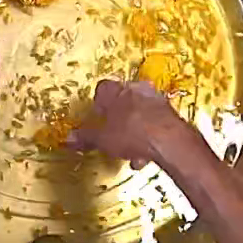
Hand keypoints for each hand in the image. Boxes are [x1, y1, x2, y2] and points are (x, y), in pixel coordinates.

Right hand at [66, 79, 197, 167]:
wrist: (168, 141)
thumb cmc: (132, 133)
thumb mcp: (101, 139)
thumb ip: (85, 137)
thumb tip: (71, 138)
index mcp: (115, 91)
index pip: (102, 89)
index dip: (98, 103)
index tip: (96, 115)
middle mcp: (136, 89)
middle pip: (123, 99)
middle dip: (118, 115)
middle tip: (112, 130)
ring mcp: (156, 100)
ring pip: (141, 111)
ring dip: (135, 127)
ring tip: (130, 148)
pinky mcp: (171, 113)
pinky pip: (155, 122)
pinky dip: (149, 135)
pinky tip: (145, 153)